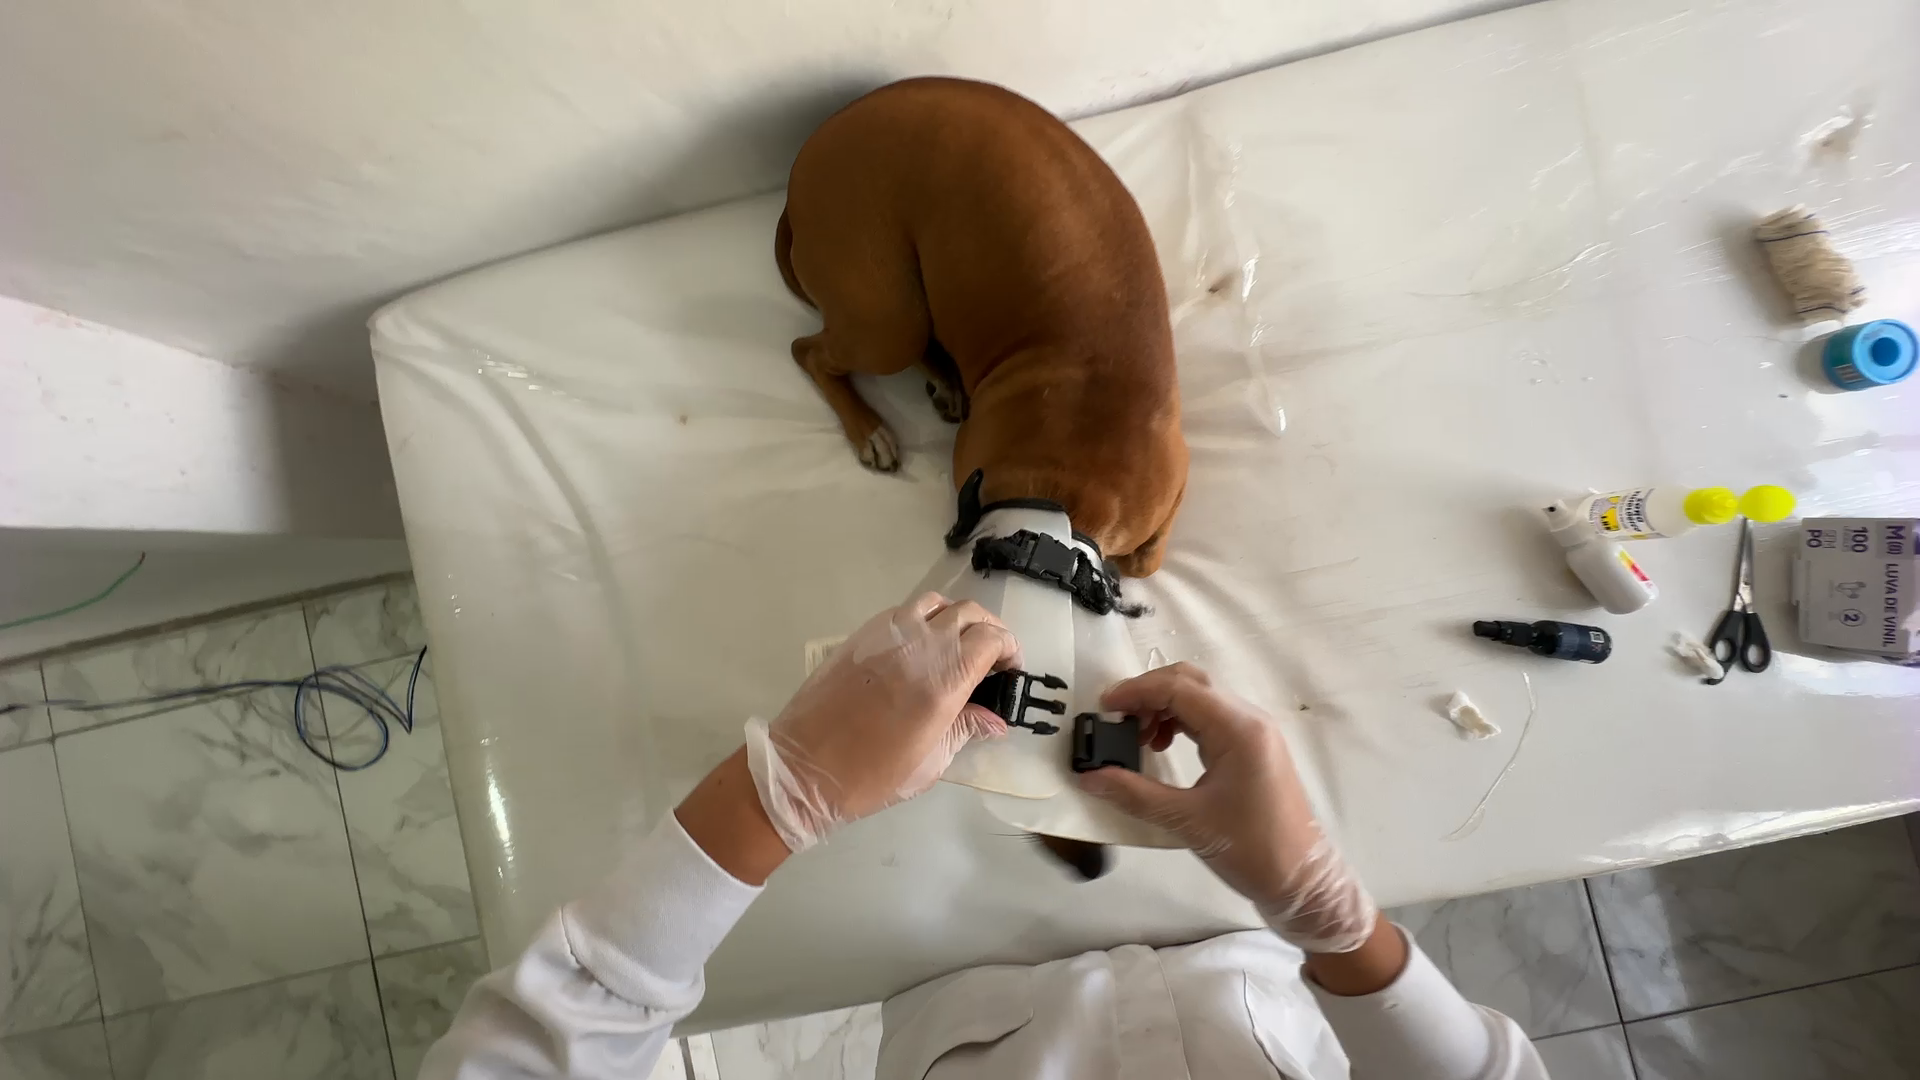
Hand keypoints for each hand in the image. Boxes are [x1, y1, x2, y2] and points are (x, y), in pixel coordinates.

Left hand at [744, 593, 1020, 851]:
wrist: (803, 768)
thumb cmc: (871, 775)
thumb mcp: (931, 762)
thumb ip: (966, 729)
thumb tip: (995, 720)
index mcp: (943, 680)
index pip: (991, 639)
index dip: (1008, 650)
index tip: (1009, 670)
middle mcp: (920, 646)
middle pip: (969, 613)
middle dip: (989, 629)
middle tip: (991, 656)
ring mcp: (889, 633)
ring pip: (936, 603)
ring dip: (956, 618)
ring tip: (956, 645)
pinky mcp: (864, 633)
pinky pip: (905, 611)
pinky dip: (924, 619)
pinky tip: (921, 647)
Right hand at [1076, 663, 1378, 953]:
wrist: (1308, 886)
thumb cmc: (1253, 852)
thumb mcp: (1188, 822)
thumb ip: (1134, 794)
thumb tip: (1088, 778)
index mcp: (1238, 729)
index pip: (1177, 688)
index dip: (1136, 692)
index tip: (1103, 709)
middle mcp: (1248, 719)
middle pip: (1189, 682)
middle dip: (1147, 693)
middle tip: (1115, 718)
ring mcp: (1253, 732)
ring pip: (1198, 696)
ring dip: (1161, 706)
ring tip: (1135, 736)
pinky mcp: (1251, 747)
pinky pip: (1208, 716)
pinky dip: (1178, 721)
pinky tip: (1160, 745)